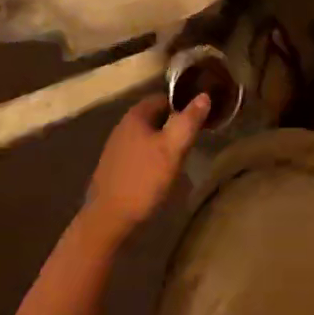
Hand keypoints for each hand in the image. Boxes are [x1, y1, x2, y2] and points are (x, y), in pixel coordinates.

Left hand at [80, 93, 207, 237]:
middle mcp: (123, 125)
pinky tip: (160, 175)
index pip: (163, 98)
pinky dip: (152, 158)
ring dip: (163, 143)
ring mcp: (117, 146)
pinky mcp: (115, 166)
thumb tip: (204, 95)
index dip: (182, 105)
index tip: (199, 119)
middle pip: (155, 117)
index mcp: (136, 115)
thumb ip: (188, 122)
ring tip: (180, 160)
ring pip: (147, 136)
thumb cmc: (143, 180)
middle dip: (174, 126)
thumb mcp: (172, 149)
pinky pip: (139, 153)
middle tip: (192, 143)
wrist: (109, 219)